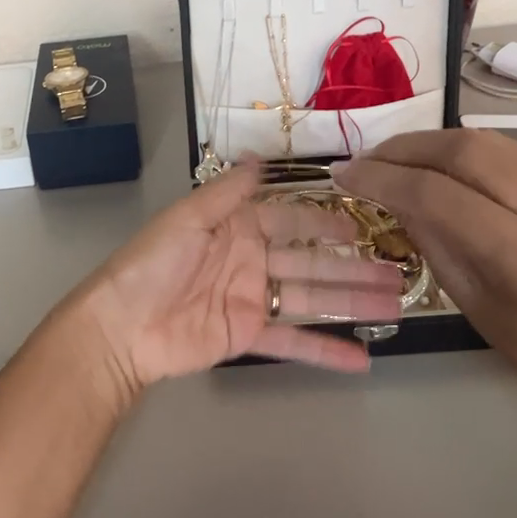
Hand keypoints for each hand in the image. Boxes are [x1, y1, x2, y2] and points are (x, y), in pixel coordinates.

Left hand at [70, 161, 405, 389]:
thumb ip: (227, 192)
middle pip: (310, 262)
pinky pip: (292, 342)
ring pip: (310, 299)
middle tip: (395, 272)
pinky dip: (325, 351)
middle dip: (351, 266)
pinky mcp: (247, 337)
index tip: (361, 224)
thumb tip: (259, 158)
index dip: (324, 221)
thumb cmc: (151, 264)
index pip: (290, 221)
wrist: (121, 326)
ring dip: (350, 303)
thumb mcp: (188, 218)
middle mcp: (250, 261)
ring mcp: (251, 301)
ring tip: (392, 304)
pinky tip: (361, 359)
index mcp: (236, 228)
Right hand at [334, 130, 516, 403]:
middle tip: (365, 160)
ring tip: (393, 158)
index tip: (344, 175)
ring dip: (430, 144)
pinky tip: (436, 165)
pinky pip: (507, 150)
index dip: (384, 178)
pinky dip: (462, 152)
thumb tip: (386, 191)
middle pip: (464, 151)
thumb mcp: (468, 299)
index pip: (438, 195)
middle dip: (404, 149)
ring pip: (485, 140)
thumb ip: (429, 237)